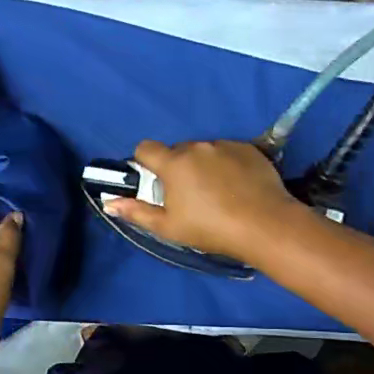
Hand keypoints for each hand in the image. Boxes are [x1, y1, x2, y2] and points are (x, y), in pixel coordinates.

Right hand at [104, 139, 305, 262]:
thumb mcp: (168, 227)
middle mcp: (197, 147)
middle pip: (176, 150)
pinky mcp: (249, 149)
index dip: (143, 162)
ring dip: (202, 165)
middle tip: (187, 195)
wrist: (264, 225)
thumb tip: (109, 202)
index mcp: (173, 163)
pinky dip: (226, 165)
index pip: (145, 148)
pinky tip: (236, 187)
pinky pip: (227, 152)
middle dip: (176, 167)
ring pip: (203, 151)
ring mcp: (225, 145)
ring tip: (216, 192)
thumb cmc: (210, 228)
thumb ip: (136, 211)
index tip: (151, 180)